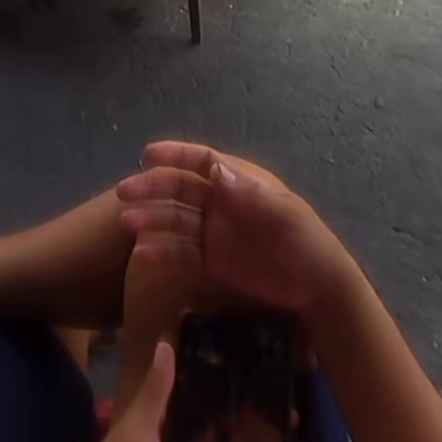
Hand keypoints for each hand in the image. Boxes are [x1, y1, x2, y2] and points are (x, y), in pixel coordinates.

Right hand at [116, 141, 362, 317]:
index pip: (204, 161)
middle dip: (154, 187)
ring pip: (176, 219)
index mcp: (242, 183)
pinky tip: (142, 255)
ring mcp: (215, 231)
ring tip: (128, 222)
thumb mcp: (286, 216)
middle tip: (125, 192)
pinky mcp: (211, 259)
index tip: (147, 154)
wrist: (316, 288)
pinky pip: (181, 252)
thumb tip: (217, 170)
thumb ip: (252, 195)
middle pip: (182, 188)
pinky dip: (161, 251)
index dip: (176, 154)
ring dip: (152, 218)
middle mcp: (223, 202)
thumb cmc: (306, 244)